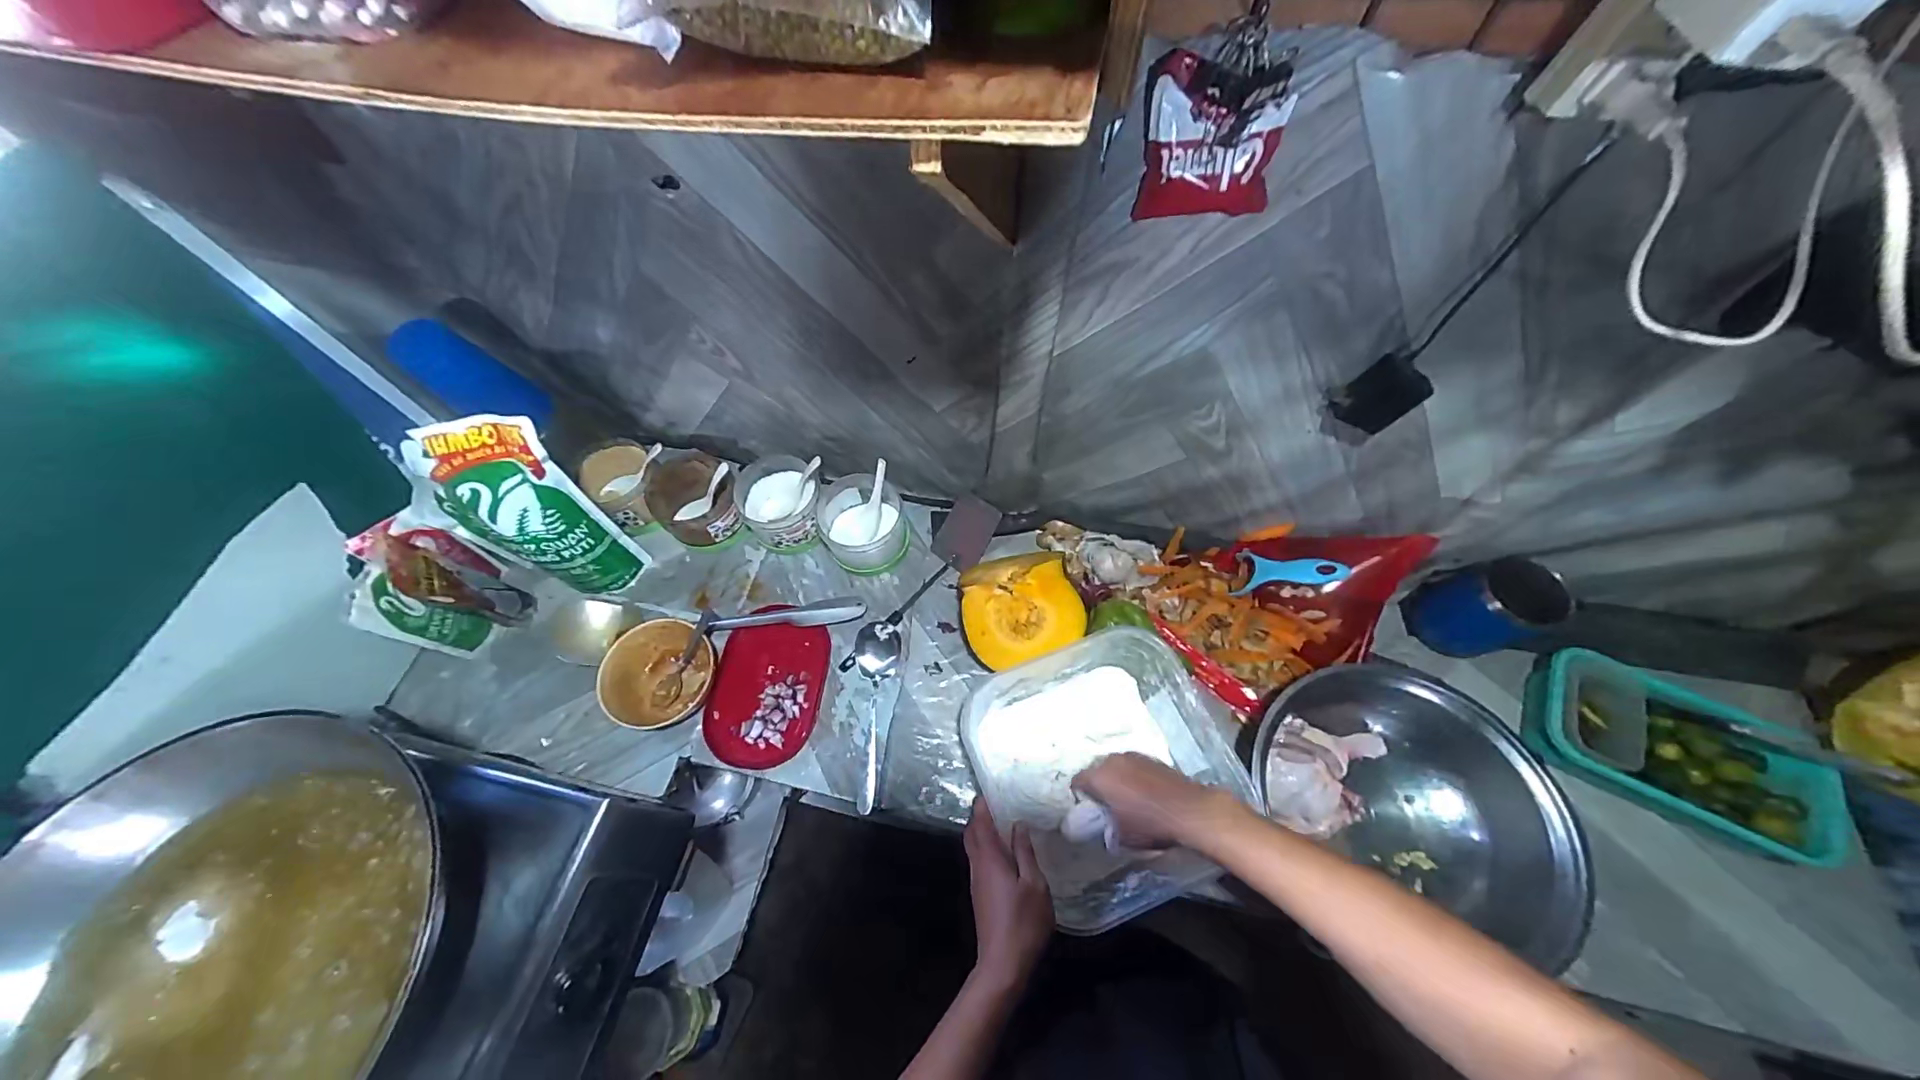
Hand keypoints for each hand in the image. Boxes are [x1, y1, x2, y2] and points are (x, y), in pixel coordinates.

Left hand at [963, 797, 1051, 985]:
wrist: (1002, 965)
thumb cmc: (1023, 923)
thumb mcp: (1035, 885)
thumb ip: (1025, 853)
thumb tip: (1018, 825)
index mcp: (989, 859)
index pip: (979, 823)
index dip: (982, 805)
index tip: (991, 790)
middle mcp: (977, 866)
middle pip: (971, 833)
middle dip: (981, 816)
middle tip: (1000, 805)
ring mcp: (976, 882)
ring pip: (974, 848)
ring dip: (984, 833)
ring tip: (1006, 825)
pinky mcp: (980, 895)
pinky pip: (980, 861)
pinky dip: (988, 849)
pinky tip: (1006, 854)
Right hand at [1071, 752, 1242, 849]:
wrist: (1190, 810)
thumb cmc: (1150, 824)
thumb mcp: (1121, 836)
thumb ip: (1105, 827)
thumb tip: (1103, 826)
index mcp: (1099, 776)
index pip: (1077, 781)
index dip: (1080, 796)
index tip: (1088, 809)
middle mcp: (1113, 760)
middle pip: (1096, 770)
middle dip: (1099, 784)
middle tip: (1106, 803)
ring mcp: (1133, 755)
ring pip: (1116, 766)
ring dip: (1117, 778)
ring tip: (1126, 796)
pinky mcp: (1152, 758)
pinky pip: (1134, 766)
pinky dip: (1134, 776)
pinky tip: (1144, 791)